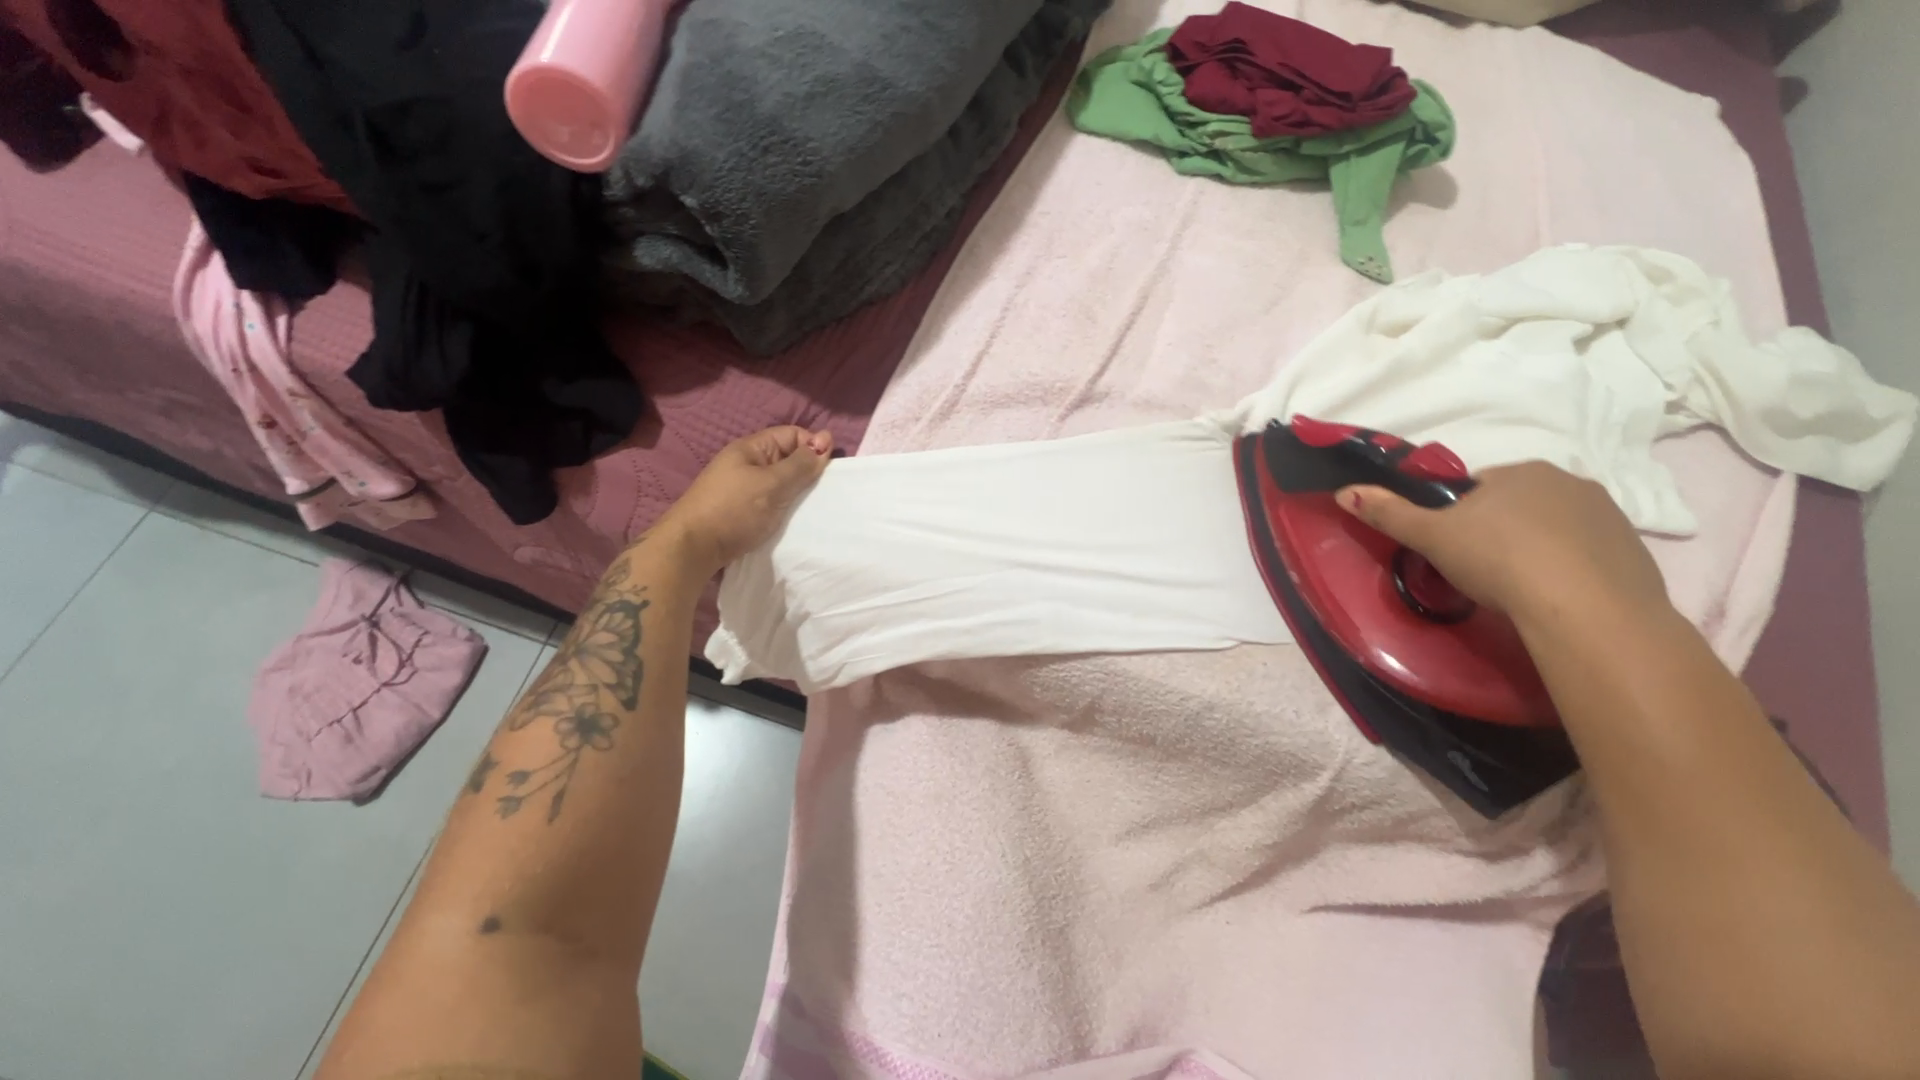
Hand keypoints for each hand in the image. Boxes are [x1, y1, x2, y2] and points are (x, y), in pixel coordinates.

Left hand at [653, 426, 833, 577]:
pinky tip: (793, 520)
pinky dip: (784, 508)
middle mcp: (747, 464)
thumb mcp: (772, 484)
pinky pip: (771, 501)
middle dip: (807, 472)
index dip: (812, 447)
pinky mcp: (741, 511)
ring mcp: (742, 488)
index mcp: (751, 448)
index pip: (792, 435)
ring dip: (797, 493)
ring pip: (780, 483)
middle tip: (823, 492)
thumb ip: (800, 464)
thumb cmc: (734, 510)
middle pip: (787, 458)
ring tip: (811, 508)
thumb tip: (825, 438)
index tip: (828, 471)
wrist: (693, 548)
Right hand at [1336, 462, 1670, 625]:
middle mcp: (1567, 481)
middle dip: (1499, 531)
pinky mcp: (1632, 548)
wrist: (1586, 609)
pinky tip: (1555, 596)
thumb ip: (1389, 513)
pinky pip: (1587, 552)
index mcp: (1518, 471)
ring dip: (1536, 548)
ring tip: (1520, 589)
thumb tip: (1345, 491)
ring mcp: (1607, 513)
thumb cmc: (1499, 561)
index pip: (1478, 488)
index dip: (1459, 518)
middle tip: (1481, 571)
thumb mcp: (1432, 538)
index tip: (1454, 548)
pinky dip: (1569, 568)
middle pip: (1517, 504)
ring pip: (1554, 527)